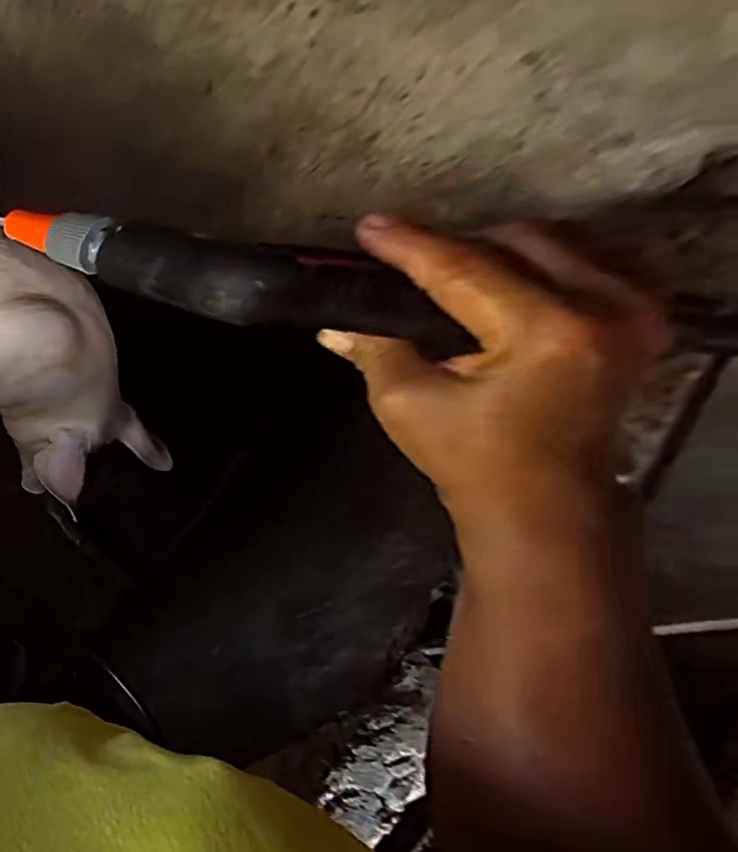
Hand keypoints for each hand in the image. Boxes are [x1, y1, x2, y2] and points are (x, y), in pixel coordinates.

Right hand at [318, 215, 670, 517]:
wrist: (539, 491)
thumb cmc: (466, 452)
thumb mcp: (405, 402)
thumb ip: (378, 350)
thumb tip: (338, 325)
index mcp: (546, 330)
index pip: (464, 270)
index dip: (410, 247)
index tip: (370, 227)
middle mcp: (607, 304)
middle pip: (523, 241)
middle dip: (457, 245)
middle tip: (405, 258)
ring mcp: (639, 306)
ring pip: (565, 242)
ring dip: (502, 248)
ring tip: (451, 266)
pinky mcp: (646, 314)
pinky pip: (600, 258)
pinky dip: (548, 257)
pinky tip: (512, 273)